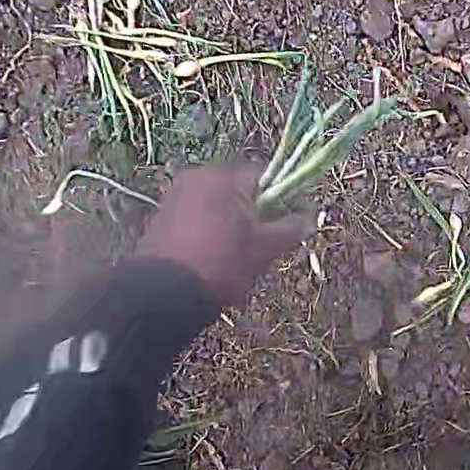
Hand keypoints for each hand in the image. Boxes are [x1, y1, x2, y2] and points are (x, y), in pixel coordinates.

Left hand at [134, 165, 312, 304]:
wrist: (161, 295)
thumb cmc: (220, 264)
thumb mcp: (264, 247)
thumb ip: (291, 227)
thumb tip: (308, 217)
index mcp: (225, 176)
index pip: (268, 174)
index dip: (287, 196)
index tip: (296, 219)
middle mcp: (198, 176)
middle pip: (243, 188)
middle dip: (260, 210)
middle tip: (271, 240)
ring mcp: (177, 194)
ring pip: (222, 202)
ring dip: (237, 220)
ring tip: (245, 252)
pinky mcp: (163, 214)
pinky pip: (201, 213)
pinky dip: (215, 227)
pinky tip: (219, 254)